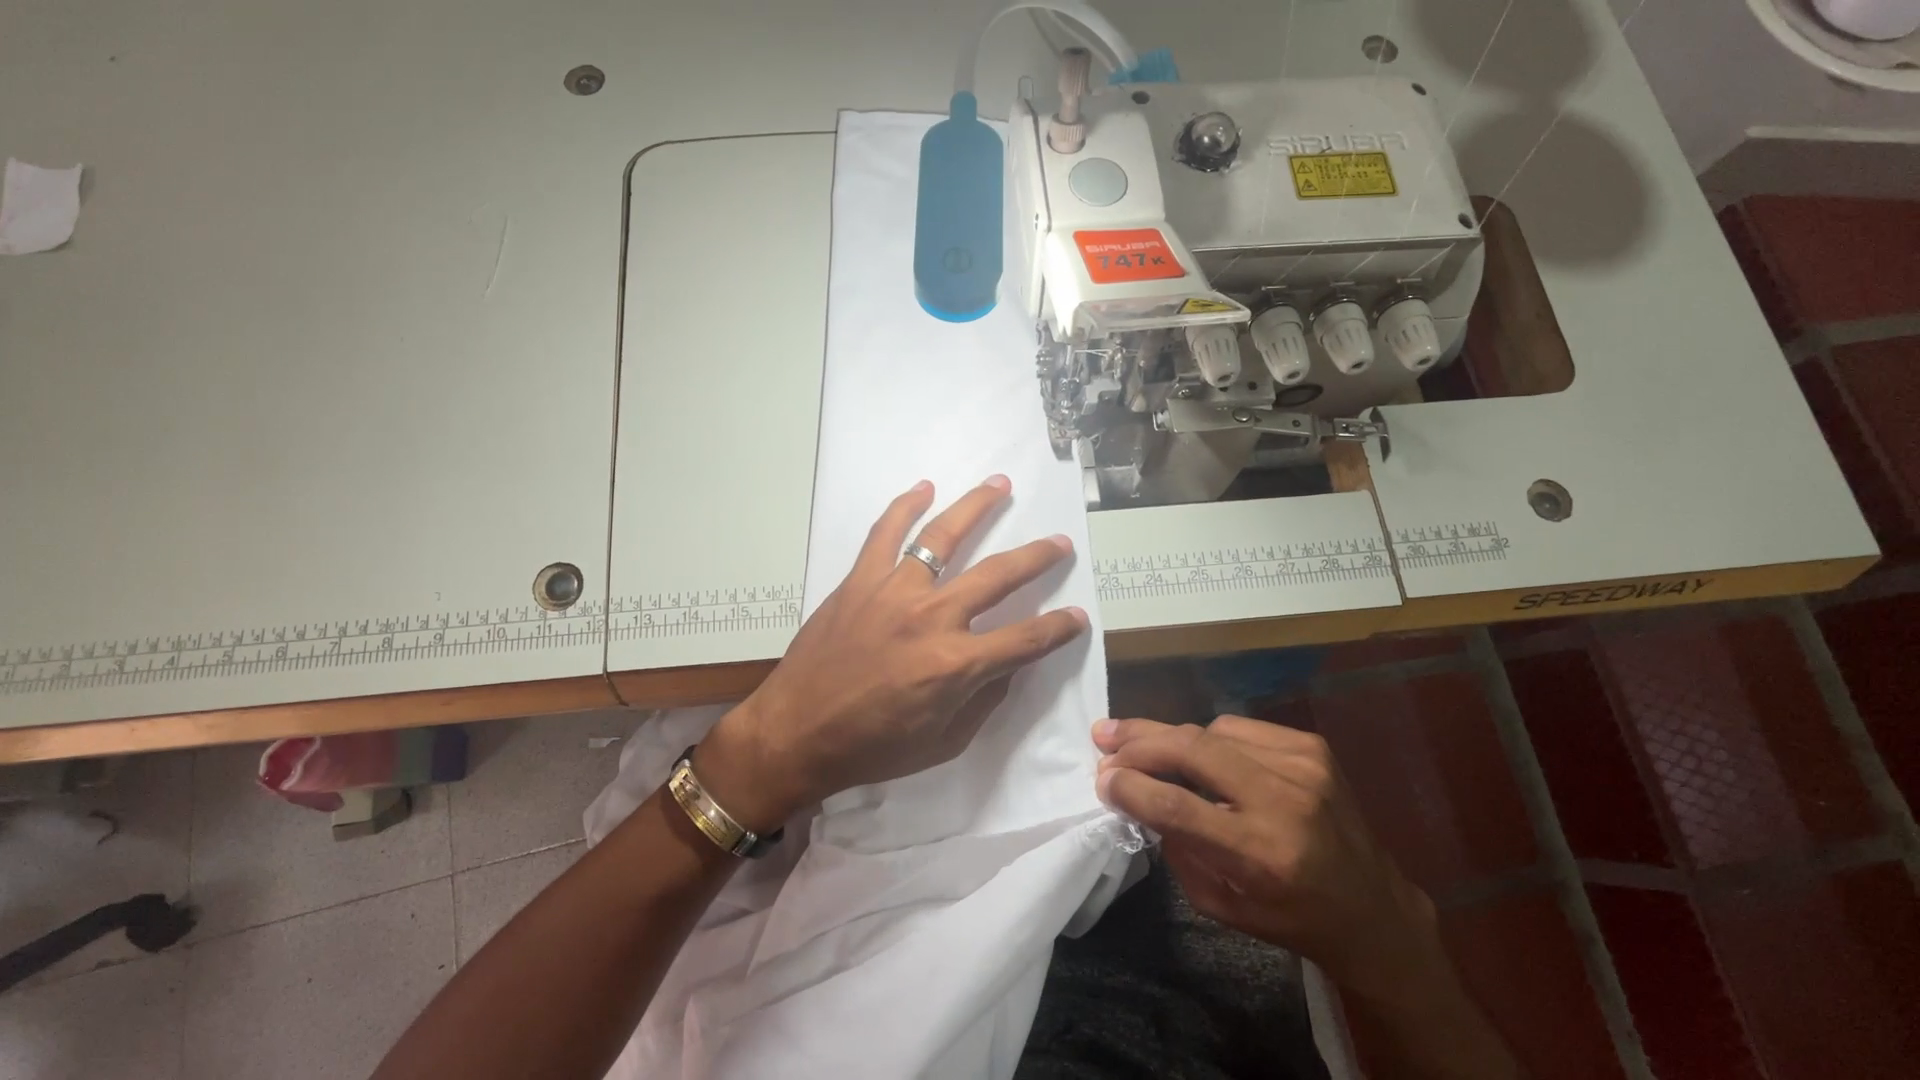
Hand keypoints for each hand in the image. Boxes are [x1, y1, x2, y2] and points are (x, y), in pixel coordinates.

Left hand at [696, 476, 1089, 830]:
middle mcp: (932, 617)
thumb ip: (983, 699)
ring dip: (977, 507)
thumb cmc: (872, 748)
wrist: (796, 734)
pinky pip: (884, 534)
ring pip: (943, 536)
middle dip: (1037, 557)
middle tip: (1060, 543)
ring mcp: (893, 592)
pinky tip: (924, 488)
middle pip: (998, 575)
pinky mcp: (859, 581)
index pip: (1026, 639)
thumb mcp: (944, 741)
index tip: (1078, 616)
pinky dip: (904, 507)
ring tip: (1000, 485)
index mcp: (957, 665)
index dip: (1059, 628)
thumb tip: (1007, 664)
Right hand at [1092, 716, 1443, 999]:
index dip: (1130, 786)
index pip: (1176, 805)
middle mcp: (1284, 800)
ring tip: (1144, 745)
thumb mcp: (1221, 903)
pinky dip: (1212, 739)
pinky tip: (1199, 753)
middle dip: (1139, 743)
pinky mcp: (1312, 747)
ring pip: (1212, 730)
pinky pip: (1240, 728)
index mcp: (1261, 853)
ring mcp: (1302, 765)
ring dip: (1173, 738)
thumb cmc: (1290, 918)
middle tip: (1103, 740)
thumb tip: (1136, 795)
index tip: (1101, 779)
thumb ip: (1176, 848)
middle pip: (1191, 750)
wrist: (1373, 906)